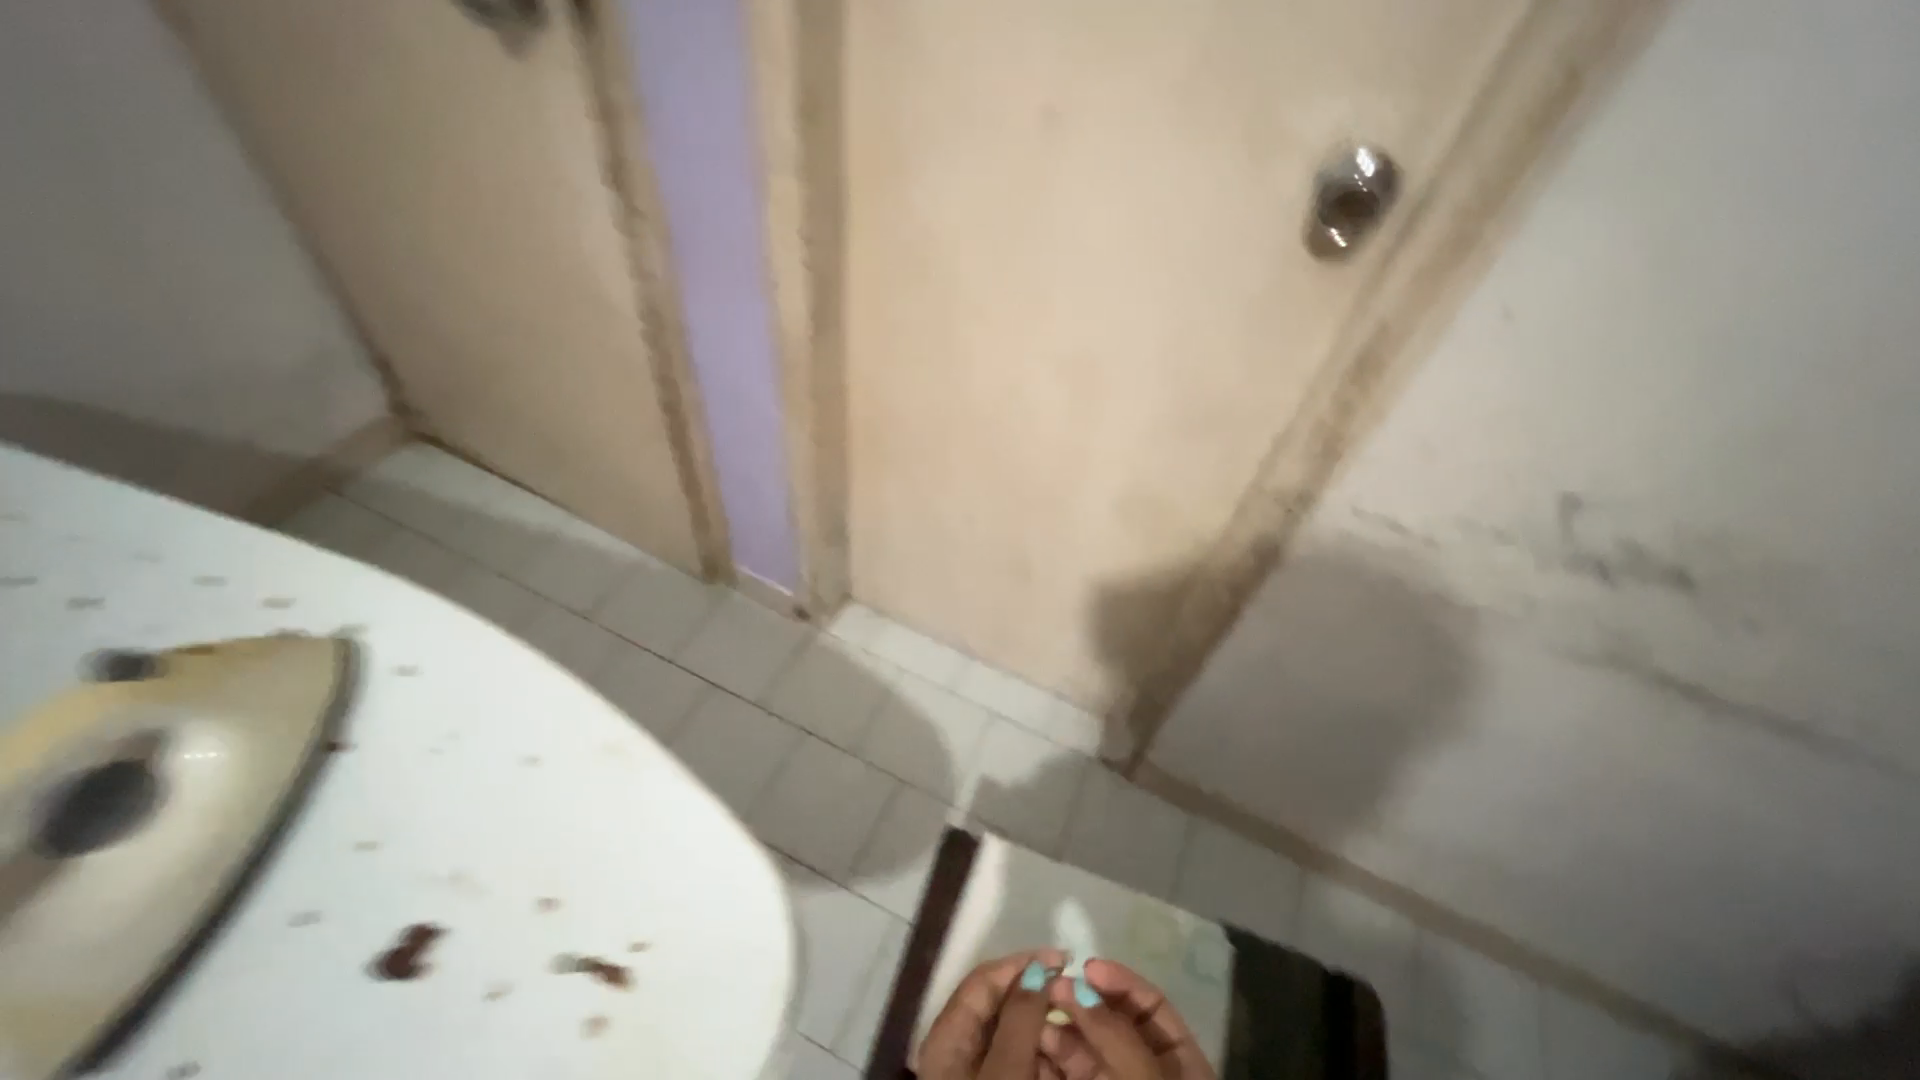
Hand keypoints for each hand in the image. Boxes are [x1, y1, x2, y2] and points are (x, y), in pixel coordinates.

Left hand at [917, 948, 1069, 1079]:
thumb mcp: (1004, 1070)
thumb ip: (1020, 1020)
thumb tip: (1039, 971)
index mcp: (948, 1036)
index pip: (984, 980)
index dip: (1022, 963)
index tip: (1064, 958)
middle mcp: (960, 1049)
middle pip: (1004, 1006)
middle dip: (1042, 998)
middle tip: (1079, 997)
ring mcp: (980, 1072)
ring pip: (1020, 1037)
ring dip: (1051, 1030)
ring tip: (1082, 1029)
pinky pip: (1027, 1063)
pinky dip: (1050, 1058)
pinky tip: (1075, 1060)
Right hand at [1039, 958, 1216, 1079]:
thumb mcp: (1147, 1079)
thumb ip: (1115, 1035)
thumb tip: (1076, 987)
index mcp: (1181, 1063)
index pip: (1151, 1006)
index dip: (1120, 982)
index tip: (1088, 966)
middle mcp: (1145, 1069)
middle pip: (1110, 1024)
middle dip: (1080, 1001)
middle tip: (1051, 985)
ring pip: (1082, 1048)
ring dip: (1056, 1026)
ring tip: (1032, 1011)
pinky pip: (1064, 1072)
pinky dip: (1045, 1056)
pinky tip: (1028, 1039)